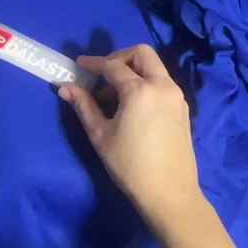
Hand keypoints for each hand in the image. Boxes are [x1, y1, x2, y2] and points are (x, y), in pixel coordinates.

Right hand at [59, 45, 204, 223]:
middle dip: (119, 57)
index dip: (93, 63)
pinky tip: (131, 106)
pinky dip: (145, 82)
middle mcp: (162, 86)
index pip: (113, 66)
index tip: (79, 65)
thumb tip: (65, 87)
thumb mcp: (100, 135)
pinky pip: (162, 83)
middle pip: (142, 54)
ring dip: (133, 70)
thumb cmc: (130, 164)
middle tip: (102, 74)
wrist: (169, 193)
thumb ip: (83, 106)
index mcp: (140, 90)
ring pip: (154, 67)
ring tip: (113, 95)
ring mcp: (176, 97)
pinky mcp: (182, 109)